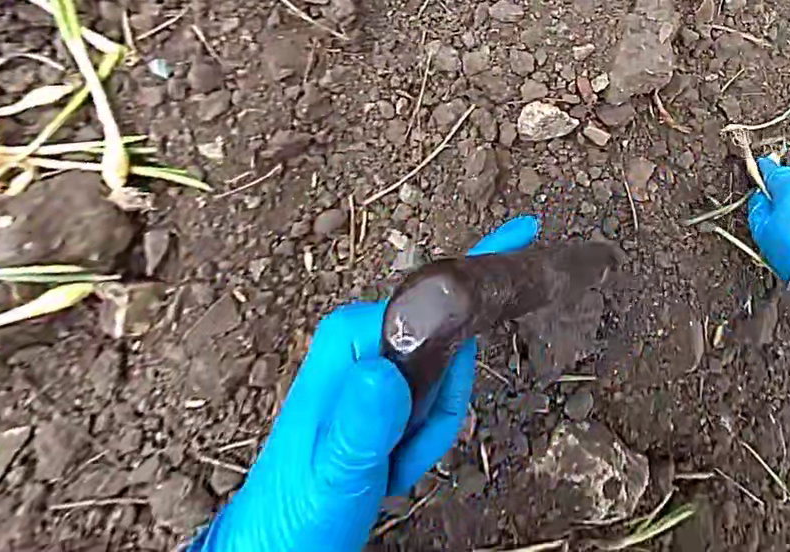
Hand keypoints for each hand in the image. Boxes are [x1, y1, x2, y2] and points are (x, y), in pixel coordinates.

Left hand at [192, 216, 539, 551]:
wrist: (278, 551)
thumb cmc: (297, 518)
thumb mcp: (336, 476)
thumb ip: (360, 426)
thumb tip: (385, 372)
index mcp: (353, 335)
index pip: (441, 302)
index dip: (464, 340)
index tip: (511, 266)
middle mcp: (365, 335)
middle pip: (454, 333)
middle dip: (447, 395)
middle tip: (409, 446)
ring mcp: (376, 357)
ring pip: (452, 365)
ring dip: (437, 419)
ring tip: (395, 462)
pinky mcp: (384, 382)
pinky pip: (440, 387)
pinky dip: (432, 426)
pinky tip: (398, 458)